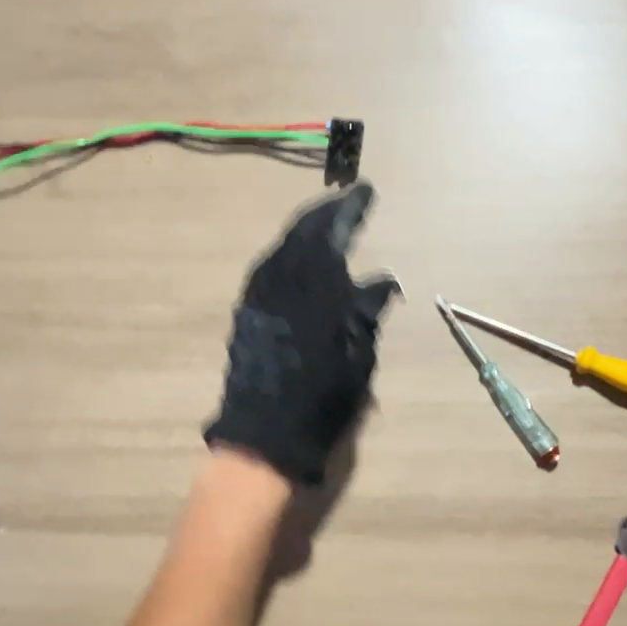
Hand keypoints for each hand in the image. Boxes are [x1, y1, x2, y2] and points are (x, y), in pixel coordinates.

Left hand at [204, 183, 398, 485]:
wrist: (265, 433)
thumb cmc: (321, 400)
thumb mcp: (358, 358)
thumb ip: (367, 313)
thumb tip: (380, 282)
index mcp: (316, 284)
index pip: (334, 230)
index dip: (352, 209)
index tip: (367, 192)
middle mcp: (282, 279)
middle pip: (302, 230)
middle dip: (326, 213)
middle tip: (346, 203)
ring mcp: (258, 294)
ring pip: (282, 246)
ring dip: (304, 231)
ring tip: (324, 227)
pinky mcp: (246, 311)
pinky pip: (269, 266)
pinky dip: (288, 253)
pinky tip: (298, 260)